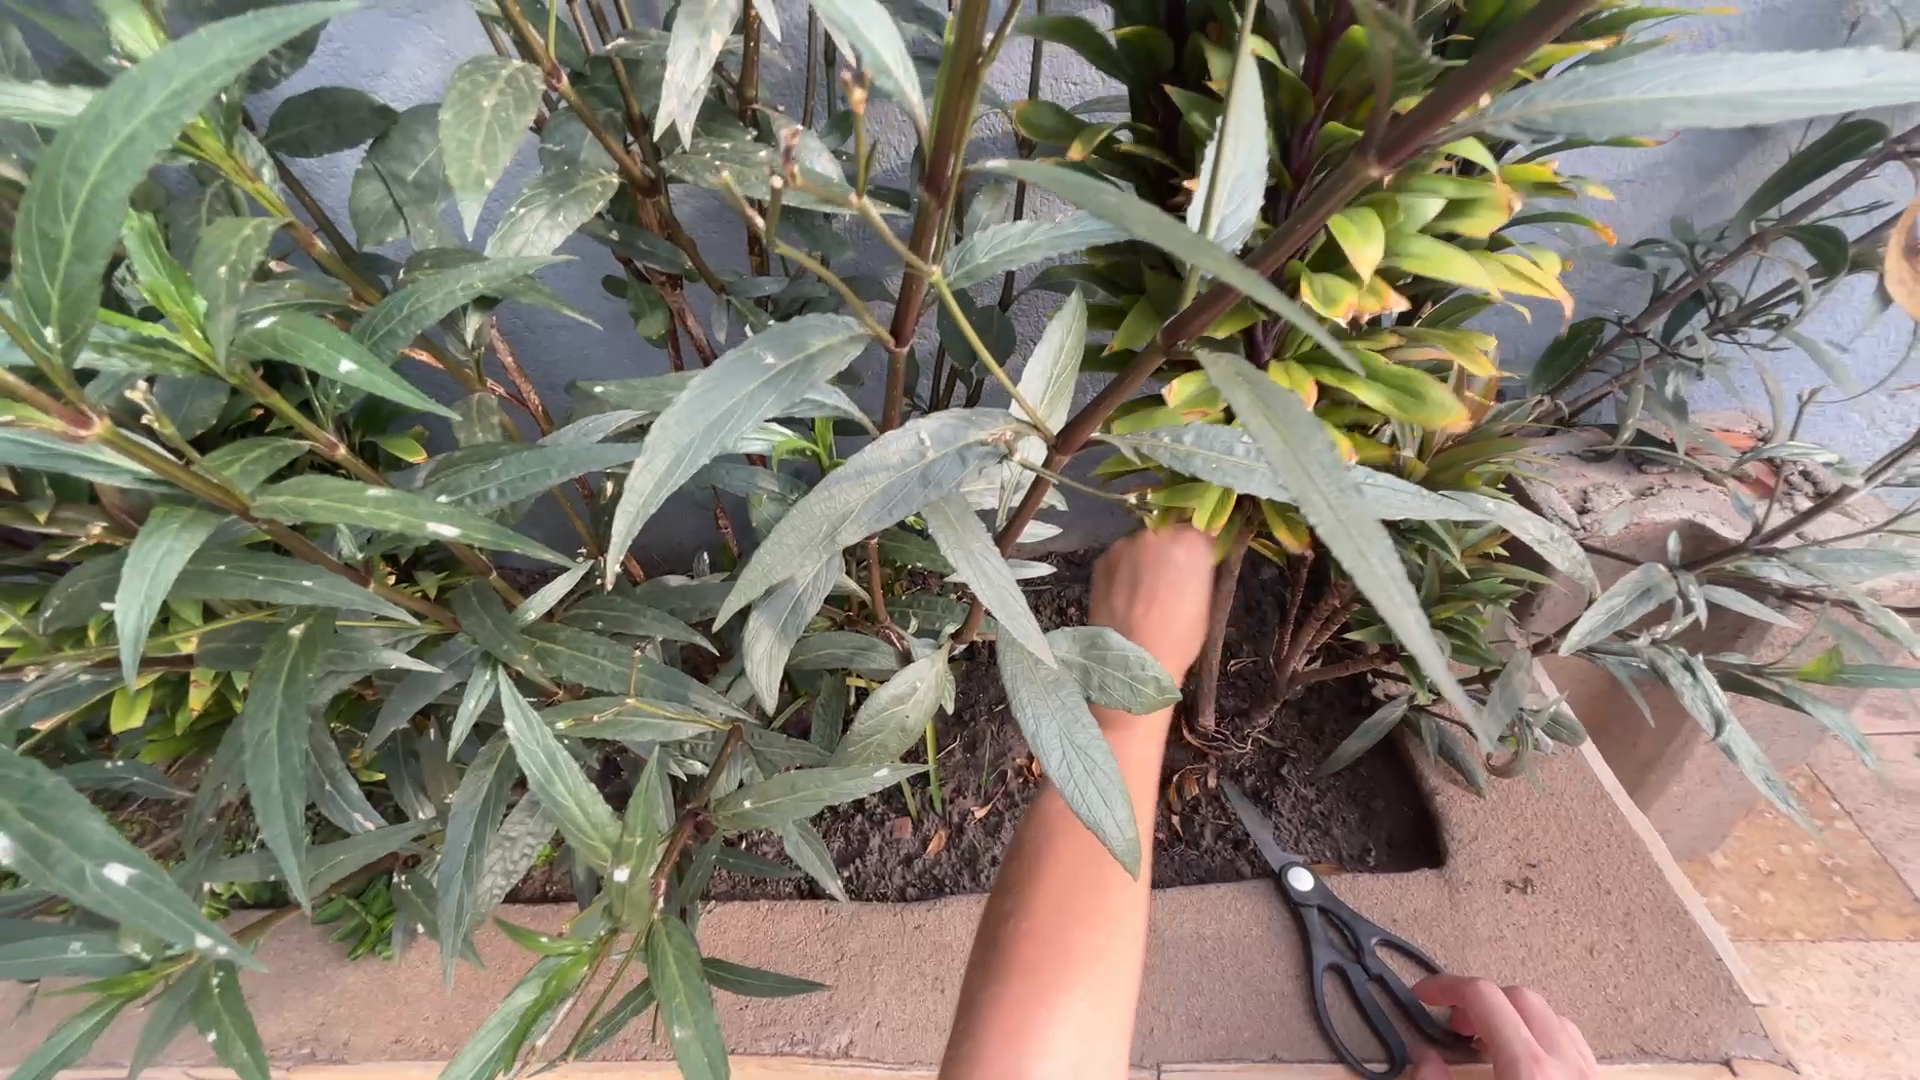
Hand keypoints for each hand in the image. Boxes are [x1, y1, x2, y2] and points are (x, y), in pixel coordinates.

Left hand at [1088, 526, 1215, 681]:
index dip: (1199, 549)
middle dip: (1170, 550)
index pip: (1201, 532)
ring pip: (1141, 544)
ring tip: (1142, 588)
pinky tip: (1124, 592)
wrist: (1133, 657)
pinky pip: (1119, 557)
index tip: (1197, 563)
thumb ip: (1199, 569)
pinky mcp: (1102, 558)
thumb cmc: (1179, 636)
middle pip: (1168, 533)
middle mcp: (1156, 534)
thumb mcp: (1205, 599)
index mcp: (1190, 542)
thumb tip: (1195, 559)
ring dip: (1144, 558)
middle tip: (1168, 578)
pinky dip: (1123, 569)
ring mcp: (1125, 544)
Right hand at [1412, 976, 1598, 1079]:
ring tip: (1493, 1043)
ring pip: (1555, 1019)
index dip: (1444, 985)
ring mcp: (1593, 1078)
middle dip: (1481, 1000)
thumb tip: (1423, 1056)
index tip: (1423, 995)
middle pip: (1520, 997)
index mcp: (1529, 1069)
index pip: (1483, 995)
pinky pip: (1578, 1048)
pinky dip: (1548, 1041)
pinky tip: (1530, 1064)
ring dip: (1517, 1018)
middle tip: (1457, 1023)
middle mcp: (1568, 1067)